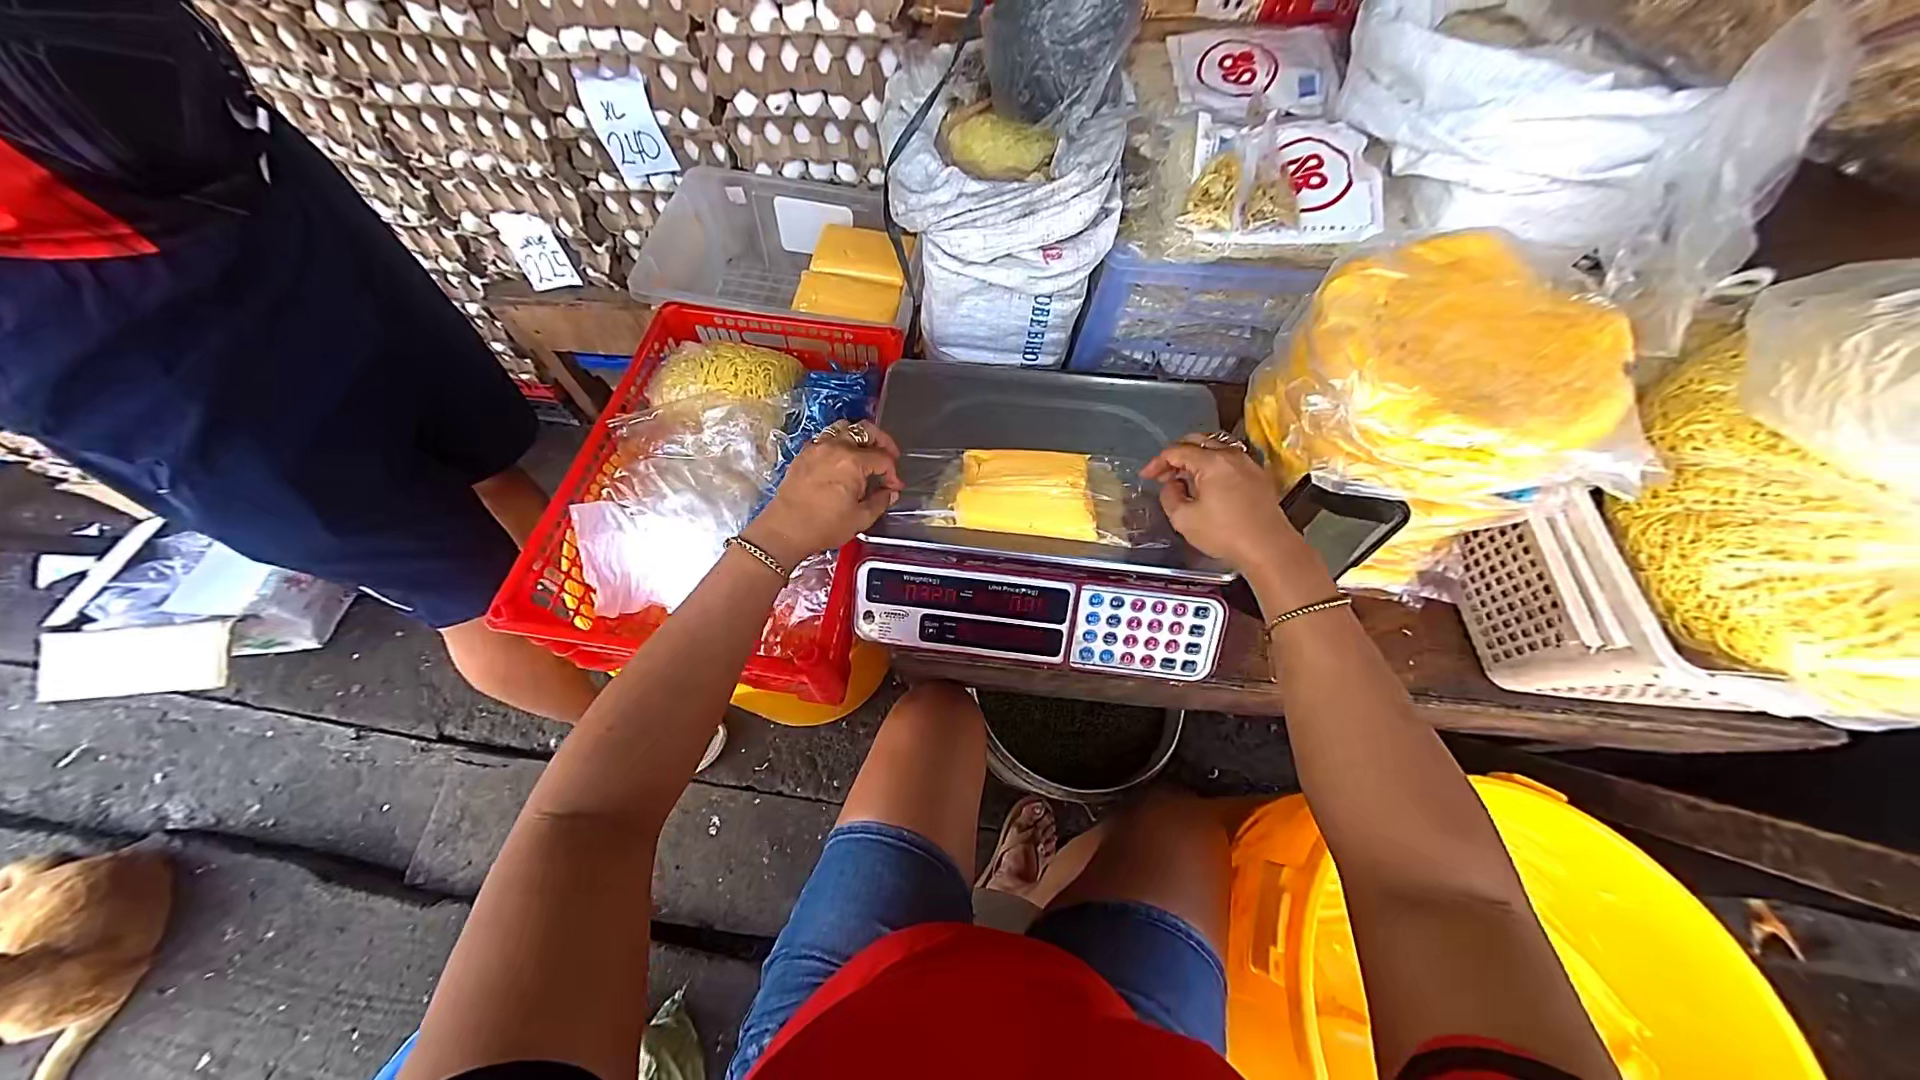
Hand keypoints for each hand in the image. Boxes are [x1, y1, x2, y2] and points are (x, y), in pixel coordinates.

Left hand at [745, 421, 901, 567]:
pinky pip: (825, 437)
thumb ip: (880, 501)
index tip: (894, 486)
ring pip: (844, 428)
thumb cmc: (824, 526)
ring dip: (859, 437)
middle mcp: (835, 448)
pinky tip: (841, 459)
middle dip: (882, 442)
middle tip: (889, 456)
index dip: (893, 473)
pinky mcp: (804, 454)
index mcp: (853, 462)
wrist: (786, 529)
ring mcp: (817, 448)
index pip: (883, 458)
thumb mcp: (861, 518)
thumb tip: (889, 492)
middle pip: (865, 430)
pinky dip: (838, 442)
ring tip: (865, 452)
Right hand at [1142, 434, 1323, 590]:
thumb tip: (1171, 485)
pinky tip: (1206, 485)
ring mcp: (1248, 464)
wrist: (1268, 547)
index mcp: (1212, 461)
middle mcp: (1232, 455)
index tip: (1146, 476)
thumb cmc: (1225, 534)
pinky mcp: (1258, 476)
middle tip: (1163, 474)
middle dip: (1176, 456)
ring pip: (1215, 448)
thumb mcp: (1183, 519)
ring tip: (1183, 479)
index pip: (1177, 451)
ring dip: (1195, 459)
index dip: (1157, 462)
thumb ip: (1169, 496)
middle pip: (1197, 442)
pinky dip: (1212, 465)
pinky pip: (1229, 460)